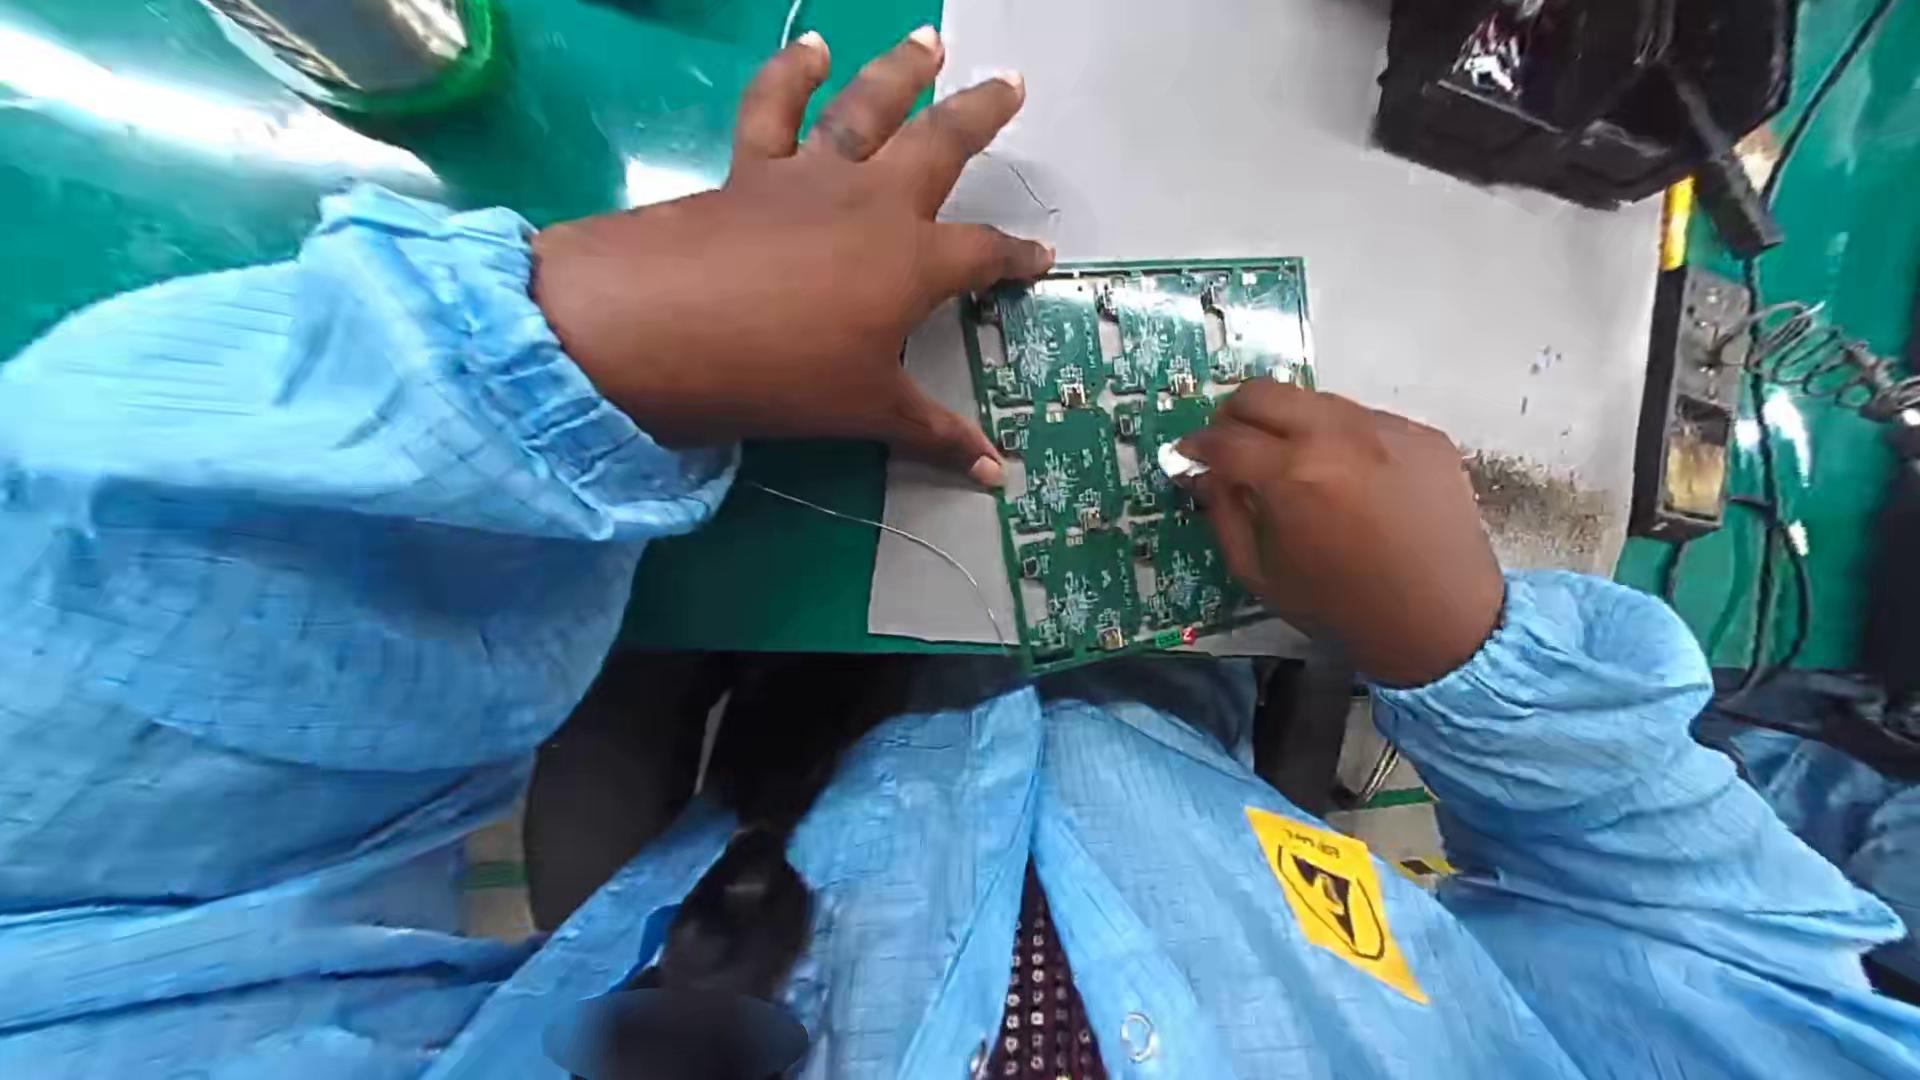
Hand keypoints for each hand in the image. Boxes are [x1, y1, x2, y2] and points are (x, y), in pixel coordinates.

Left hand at [530, 27, 1053, 485]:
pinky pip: (773, 109)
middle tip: (1013, 84)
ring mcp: (811, 178)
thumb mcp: (872, 412)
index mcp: (913, 261)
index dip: (1017, 257)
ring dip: (902, 72)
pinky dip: (790, 73)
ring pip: (868, 107)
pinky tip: (809, 47)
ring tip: (929, 41)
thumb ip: (938, 437)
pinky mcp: (752, 172)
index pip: (984, 255)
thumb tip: (996, 476)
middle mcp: (873, 203)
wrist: (673, 334)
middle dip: (983, 115)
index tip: (1042, 255)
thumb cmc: (790, 376)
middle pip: (942, 145)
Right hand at [1180, 382, 1503, 686]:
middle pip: (1261, 393)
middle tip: (1229, 448)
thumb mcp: (1257, 571)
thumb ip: (1221, 512)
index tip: (1187, 456)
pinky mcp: (1422, 434)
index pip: (1222, 438)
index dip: (1194, 446)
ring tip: (1285, 461)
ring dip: (1282, 422)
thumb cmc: (1336, 606)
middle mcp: (1337, 437)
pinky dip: (1332, 437)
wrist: (1441, 624)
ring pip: (1310, 398)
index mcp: (1291, 476)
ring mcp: (1385, 429)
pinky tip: (1340, 475)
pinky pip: (1357, 418)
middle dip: (1230, 417)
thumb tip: (1200, 473)